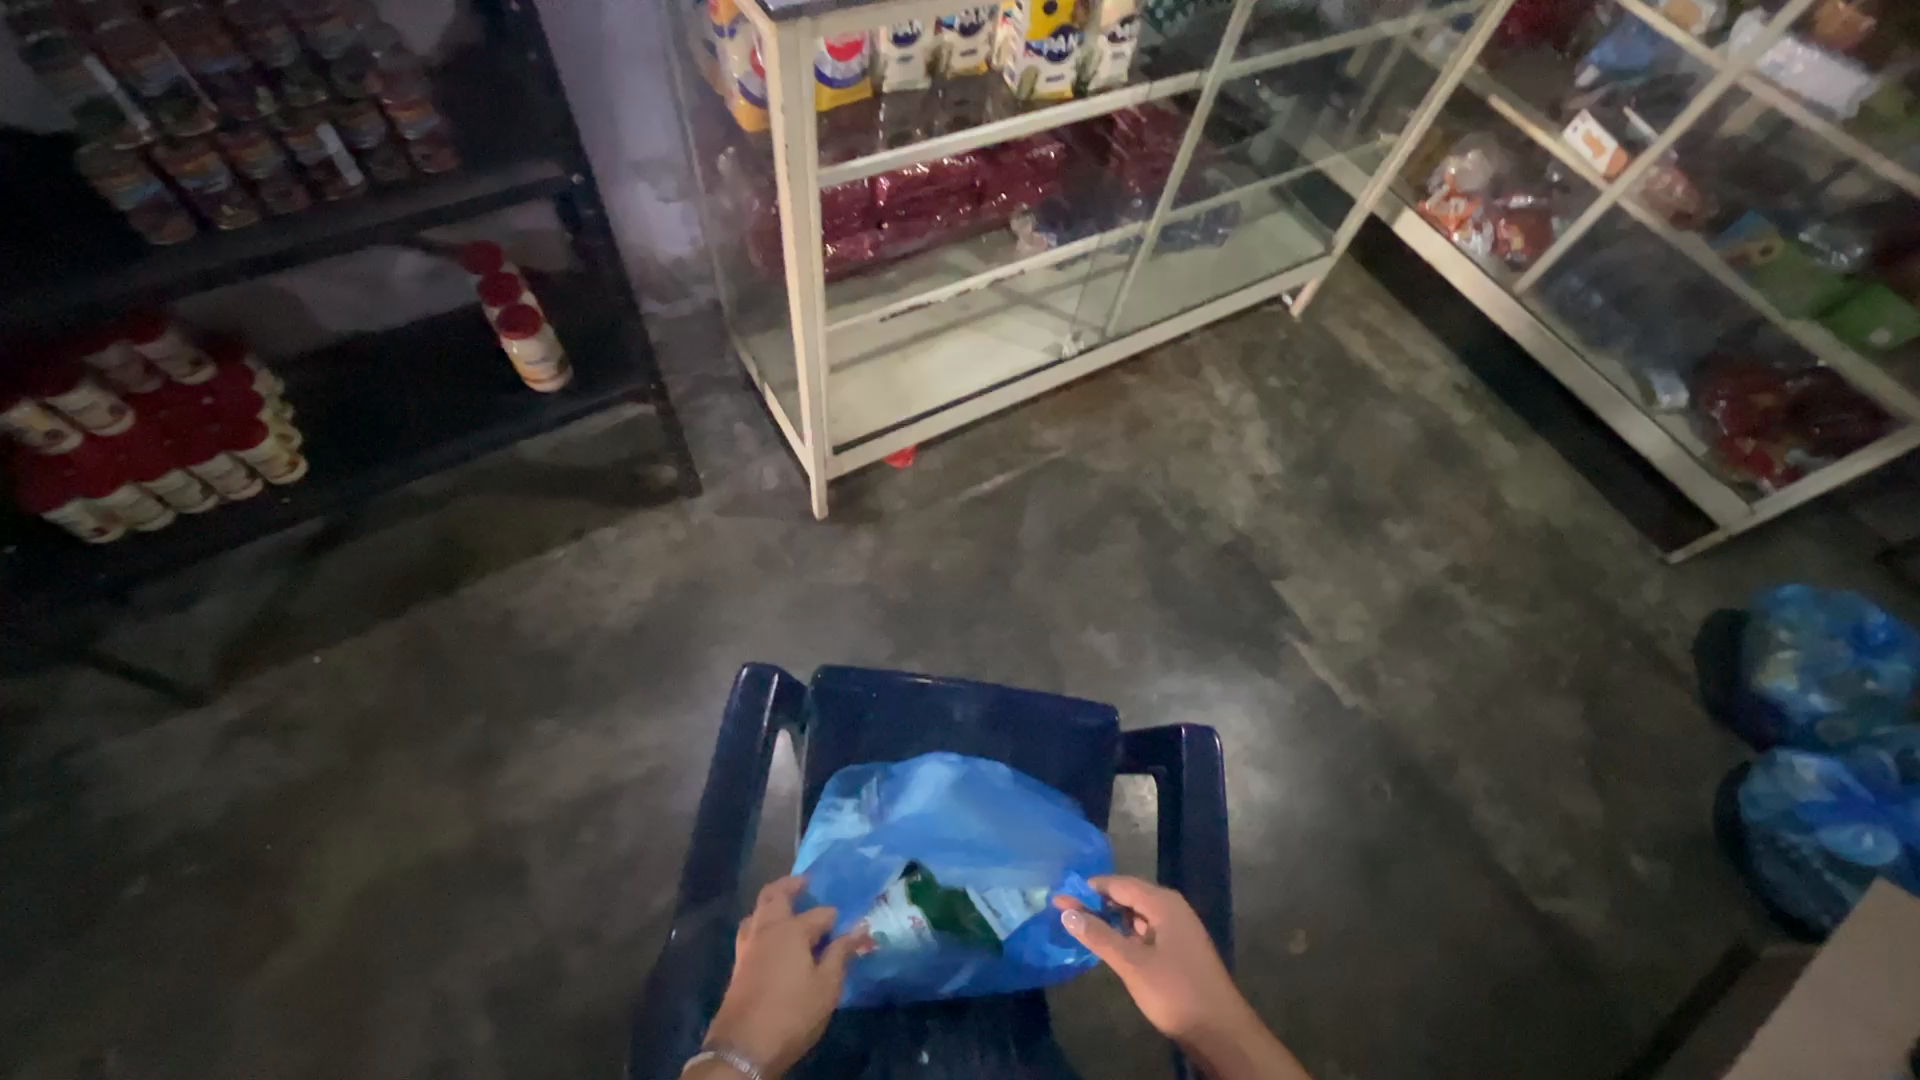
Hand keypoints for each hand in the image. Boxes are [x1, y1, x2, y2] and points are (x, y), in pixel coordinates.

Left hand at [705, 876, 868, 1078]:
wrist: (742, 1049)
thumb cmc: (791, 1014)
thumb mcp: (827, 987)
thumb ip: (841, 954)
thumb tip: (859, 928)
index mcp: (791, 930)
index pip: (821, 913)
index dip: (837, 919)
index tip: (850, 925)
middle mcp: (767, 929)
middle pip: (775, 894)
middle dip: (791, 885)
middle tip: (806, 883)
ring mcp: (748, 945)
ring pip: (758, 910)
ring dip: (772, 903)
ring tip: (788, 908)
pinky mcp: (739, 964)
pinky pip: (751, 930)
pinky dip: (763, 923)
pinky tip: (773, 938)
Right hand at [1053, 875, 1250, 1043]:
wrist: (1222, 1033)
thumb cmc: (1176, 992)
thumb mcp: (1132, 964)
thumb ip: (1099, 936)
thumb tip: (1066, 911)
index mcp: (1163, 903)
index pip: (1119, 884)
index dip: (1088, 889)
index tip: (1060, 897)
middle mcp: (1172, 909)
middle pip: (1128, 896)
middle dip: (1097, 903)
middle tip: (1066, 912)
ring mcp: (1178, 930)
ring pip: (1137, 915)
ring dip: (1111, 919)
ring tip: (1082, 926)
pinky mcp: (1179, 950)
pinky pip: (1146, 932)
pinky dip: (1126, 935)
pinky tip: (1111, 946)